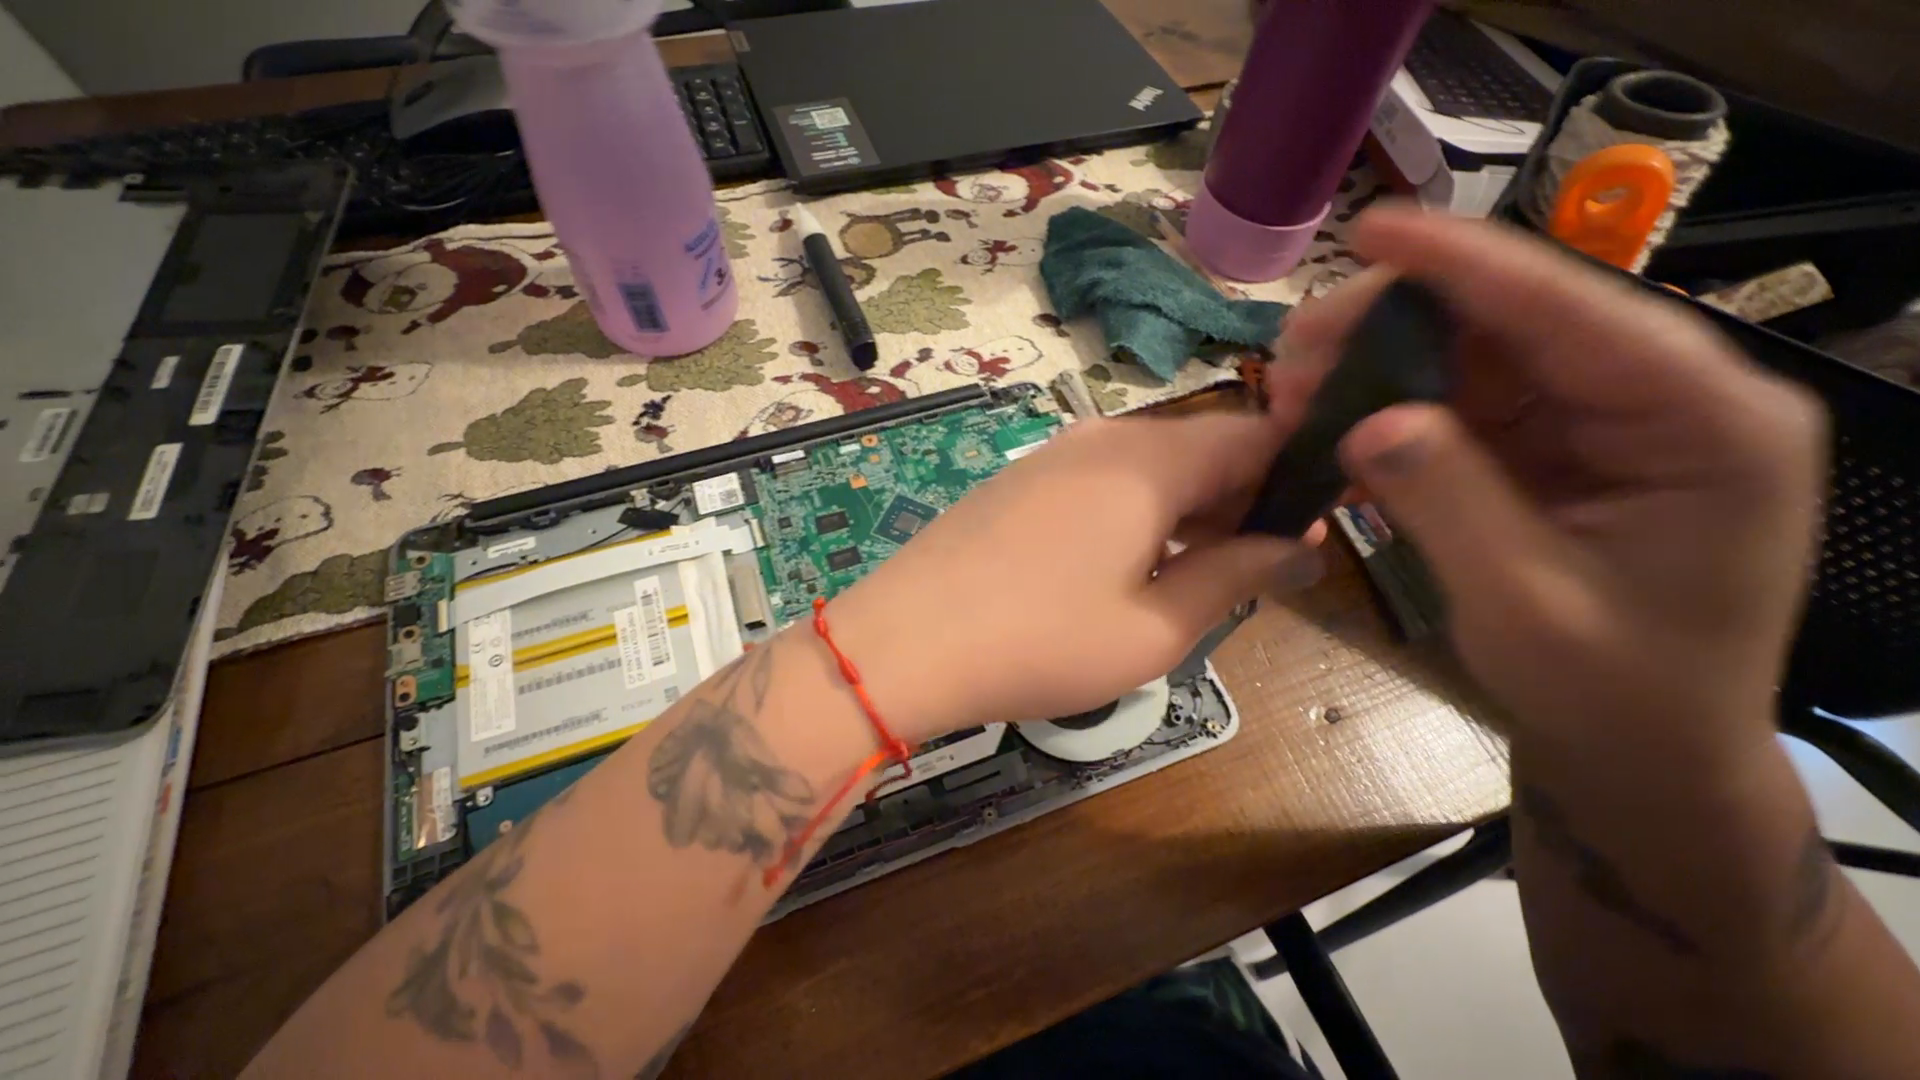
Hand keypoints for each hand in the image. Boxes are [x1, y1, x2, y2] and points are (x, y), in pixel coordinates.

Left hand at [827, 407, 1324, 743]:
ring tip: (1200, 574)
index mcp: (1151, 461)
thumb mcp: (1156, 627)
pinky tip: (1131, 565)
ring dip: (1190, 508)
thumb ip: (1236, 577)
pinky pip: (1105, 478)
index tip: (1312, 533)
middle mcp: (1105, 438)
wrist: (902, 643)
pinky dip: (1139, 510)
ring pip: (1152, 464)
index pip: (1256, 435)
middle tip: (1258, 568)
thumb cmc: (1041, 642)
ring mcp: (1055, 454)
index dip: (1296, 477)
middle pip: (1203, 445)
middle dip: (1242, 497)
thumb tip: (1300, 548)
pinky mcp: (1022, 479)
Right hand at [1285, 207, 1824, 770]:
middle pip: (1517, 321)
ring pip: (1477, 356)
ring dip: (1379, 367)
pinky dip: (1390, 413)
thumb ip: (1449, 503)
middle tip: (1293, 352)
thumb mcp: (1526, 604)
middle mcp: (1661, 400)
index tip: (1372, 229)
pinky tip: (1328, 428)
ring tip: (1293, 391)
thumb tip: (1364, 421)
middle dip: (1396, 326)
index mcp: (1706, 424)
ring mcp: (1603, 421)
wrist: (1639, 751)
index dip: (1467, 264)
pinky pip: (1462, 407)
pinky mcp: (1553, 448)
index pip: (1577, 312)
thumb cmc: (1612, 692)